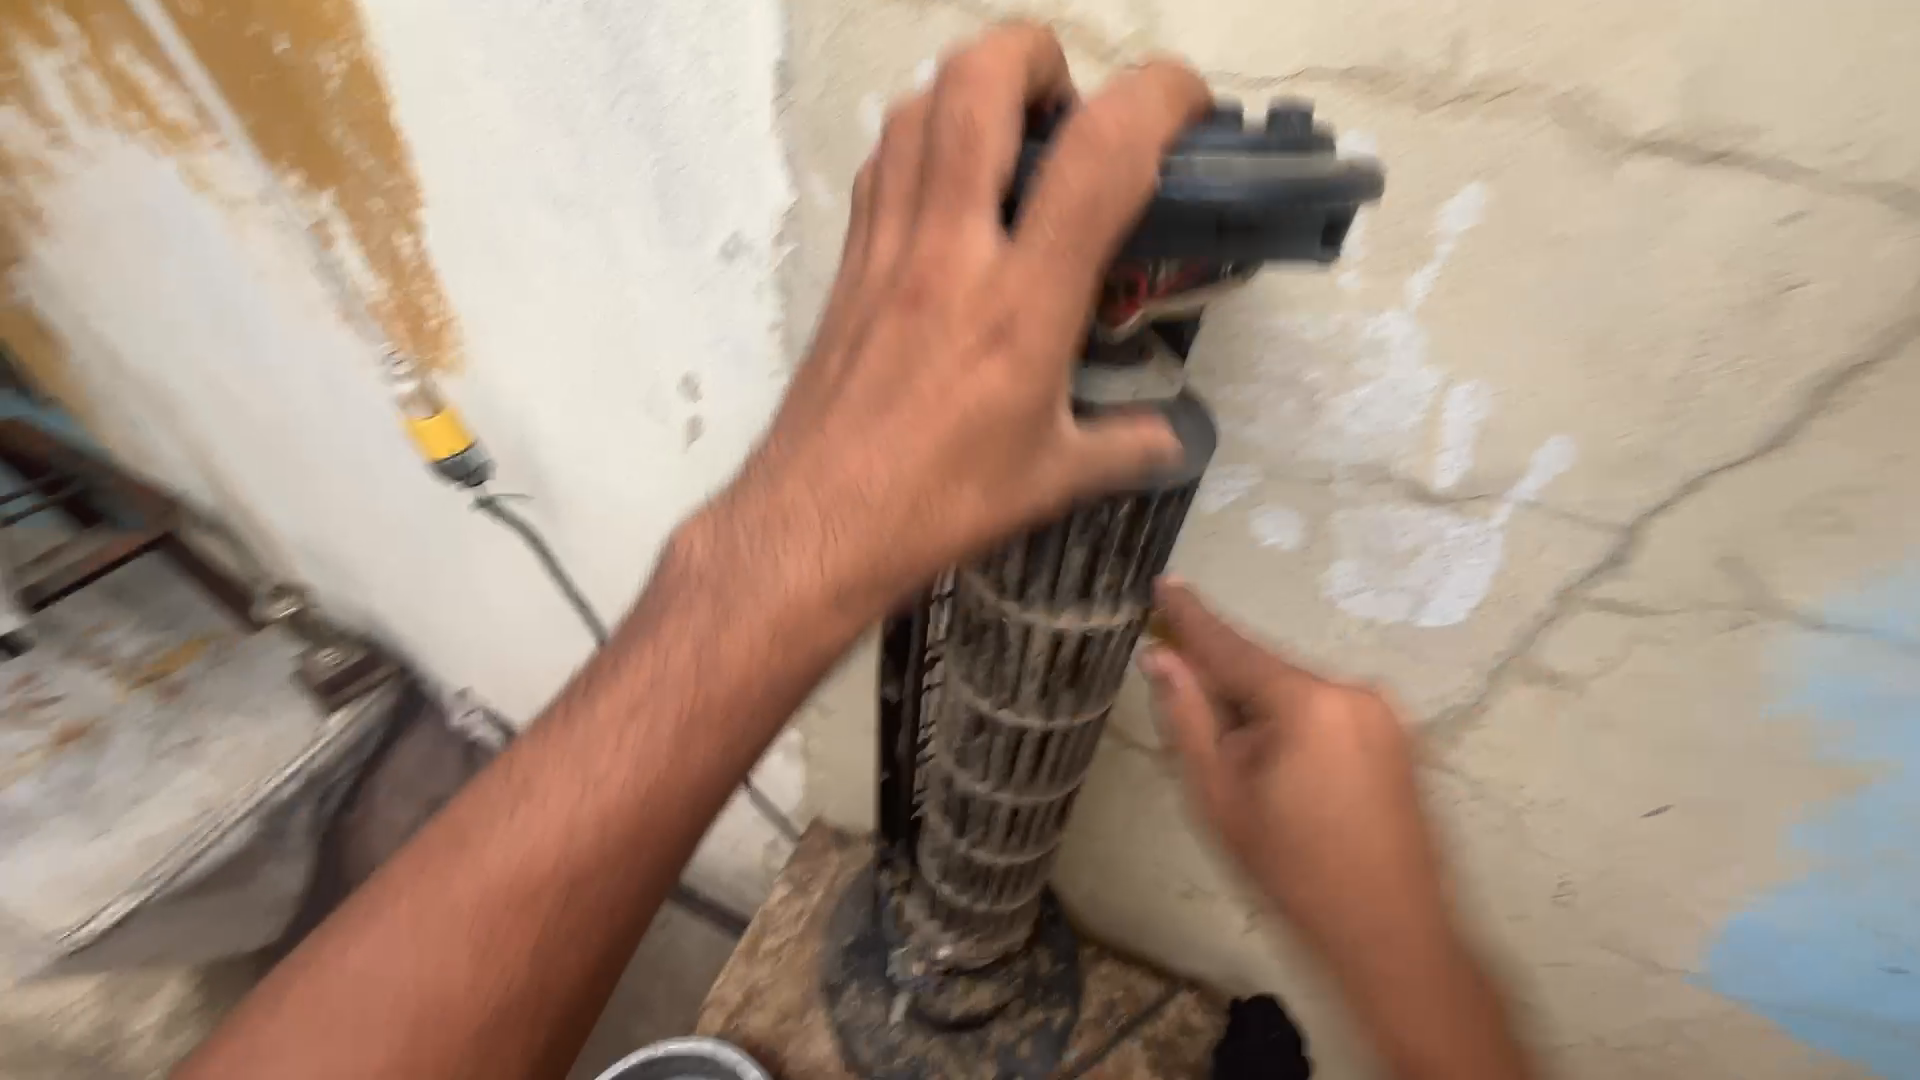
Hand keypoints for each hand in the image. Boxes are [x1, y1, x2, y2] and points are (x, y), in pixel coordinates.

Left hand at [719, 23, 1208, 620]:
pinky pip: (881, 168)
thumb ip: (1124, 448)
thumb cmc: (939, 506)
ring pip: (917, 108)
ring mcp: (886, 251)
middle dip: (1039, 55)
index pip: (1101, 154)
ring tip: (1010, 137)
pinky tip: (944, 187)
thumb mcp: (1050, 481)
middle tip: (1070, 108)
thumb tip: (1171, 441)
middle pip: (980, 81)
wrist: (817, 524)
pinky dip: (919, 142)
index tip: (1186, 108)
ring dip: (972, 88)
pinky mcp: (846, 268)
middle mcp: (950, 252)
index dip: (1160, 97)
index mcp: (1022, 305)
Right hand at [1141, 579, 1451, 958]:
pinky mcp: (1398, 735)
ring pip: (1293, 693)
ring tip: (1250, 773)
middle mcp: (1352, 691)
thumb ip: (1187, 714)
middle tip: (1205, 737)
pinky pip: (1325, 711)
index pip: (1231, 646)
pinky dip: (1292, 724)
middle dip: (1226, 689)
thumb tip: (1160, 656)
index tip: (1164, 581)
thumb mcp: (1218, 793)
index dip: (1190, 616)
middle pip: (1264, 671)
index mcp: (1306, 701)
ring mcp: (1383, 712)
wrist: (1393, 935)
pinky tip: (1285, 774)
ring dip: (1260, 712)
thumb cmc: (1290, 867)